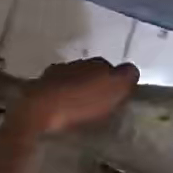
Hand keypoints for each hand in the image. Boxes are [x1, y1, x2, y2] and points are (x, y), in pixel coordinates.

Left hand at [8, 58, 136, 136]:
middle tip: (99, 105)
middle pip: (93, 72)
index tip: (116, 99)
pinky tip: (62, 109)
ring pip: (74, 79)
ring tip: (80, 108)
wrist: (40, 108)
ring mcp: (57, 72)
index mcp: (98, 63)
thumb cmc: (81, 102)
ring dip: (78, 89)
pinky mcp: (41, 85)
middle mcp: (78, 62)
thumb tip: (131, 70)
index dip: (116, 83)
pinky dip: (62, 96)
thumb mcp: (114, 89)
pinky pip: (57, 89)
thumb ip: (127, 76)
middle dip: (96, 85)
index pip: (114, 69)